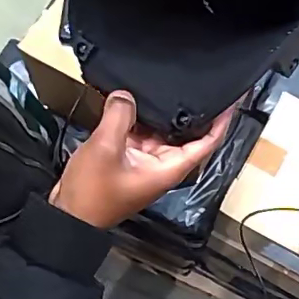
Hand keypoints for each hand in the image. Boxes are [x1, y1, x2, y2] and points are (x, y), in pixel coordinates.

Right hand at [50, 91, 232, 227]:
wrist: (68, 215)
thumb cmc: (93, 193)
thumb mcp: (106, 148)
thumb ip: (119, 117)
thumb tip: (125, 95)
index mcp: (170, 168)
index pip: (207, 142)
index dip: (221, 122)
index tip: (230, 102)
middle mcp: (163, 164)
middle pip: (183, 133)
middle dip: (186, 110)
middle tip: (191, 82)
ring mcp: (145, 162)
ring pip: (158, 131)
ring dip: (155, 112)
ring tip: (156, 83)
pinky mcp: (128, 159)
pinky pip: (137, 134)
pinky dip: (133, 119)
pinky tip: (125, 99)